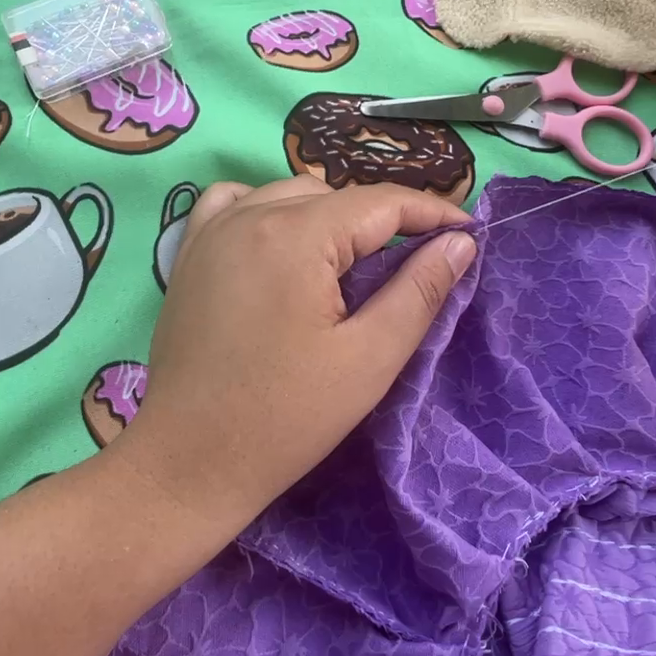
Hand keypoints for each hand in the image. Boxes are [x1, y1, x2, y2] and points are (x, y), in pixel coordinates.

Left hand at [110, 176, 476, 531]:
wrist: (189, 462)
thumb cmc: (285, 418)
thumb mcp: (369, 359)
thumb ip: (418, 292)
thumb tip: (460, 243)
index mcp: (296, 236)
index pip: (380, 202)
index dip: (431, 211)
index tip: (467, 232)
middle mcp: (249, 215)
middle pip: (336, 196)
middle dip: (382, 221)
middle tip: (411, 264)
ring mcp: (211, 230)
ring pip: (289, 193)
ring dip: (329, 214)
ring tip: (350, 263)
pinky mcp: (189, 252)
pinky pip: (235, 202)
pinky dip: (267, 207)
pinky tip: (280, 241)